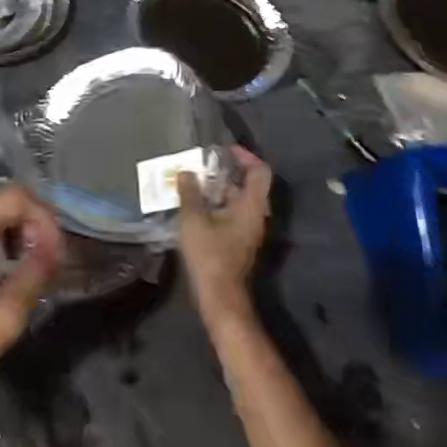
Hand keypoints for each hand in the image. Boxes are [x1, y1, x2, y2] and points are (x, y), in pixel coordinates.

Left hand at [0, 187, 62, 399]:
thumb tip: (56, 250)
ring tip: (37, 260)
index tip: (57, 251)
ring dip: (21, 227)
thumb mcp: (3, 316)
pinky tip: (12, 262)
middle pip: (6, 198)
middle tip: (52, 255)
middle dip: (36, 221)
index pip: (17, 198)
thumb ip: (34, 275)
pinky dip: (4, 234)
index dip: (44, 217)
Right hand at [177, 145, 273, 318]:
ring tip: (193, 183)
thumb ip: (190, 193)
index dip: (245, 155)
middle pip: (248, 184)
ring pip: (238, 200)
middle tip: (202, 165)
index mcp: (252, 205)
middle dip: (226, 171)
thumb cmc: (210, 255)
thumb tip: (187, 172)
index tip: (224, 150)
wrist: (220, 296)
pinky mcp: (239, 241)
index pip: (260, 170)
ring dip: (218, 189)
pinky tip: (194, 206)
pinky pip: (232, 214)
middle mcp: (256, 215)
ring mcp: (249, 230)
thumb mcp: (194, 220)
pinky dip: (217, 205)